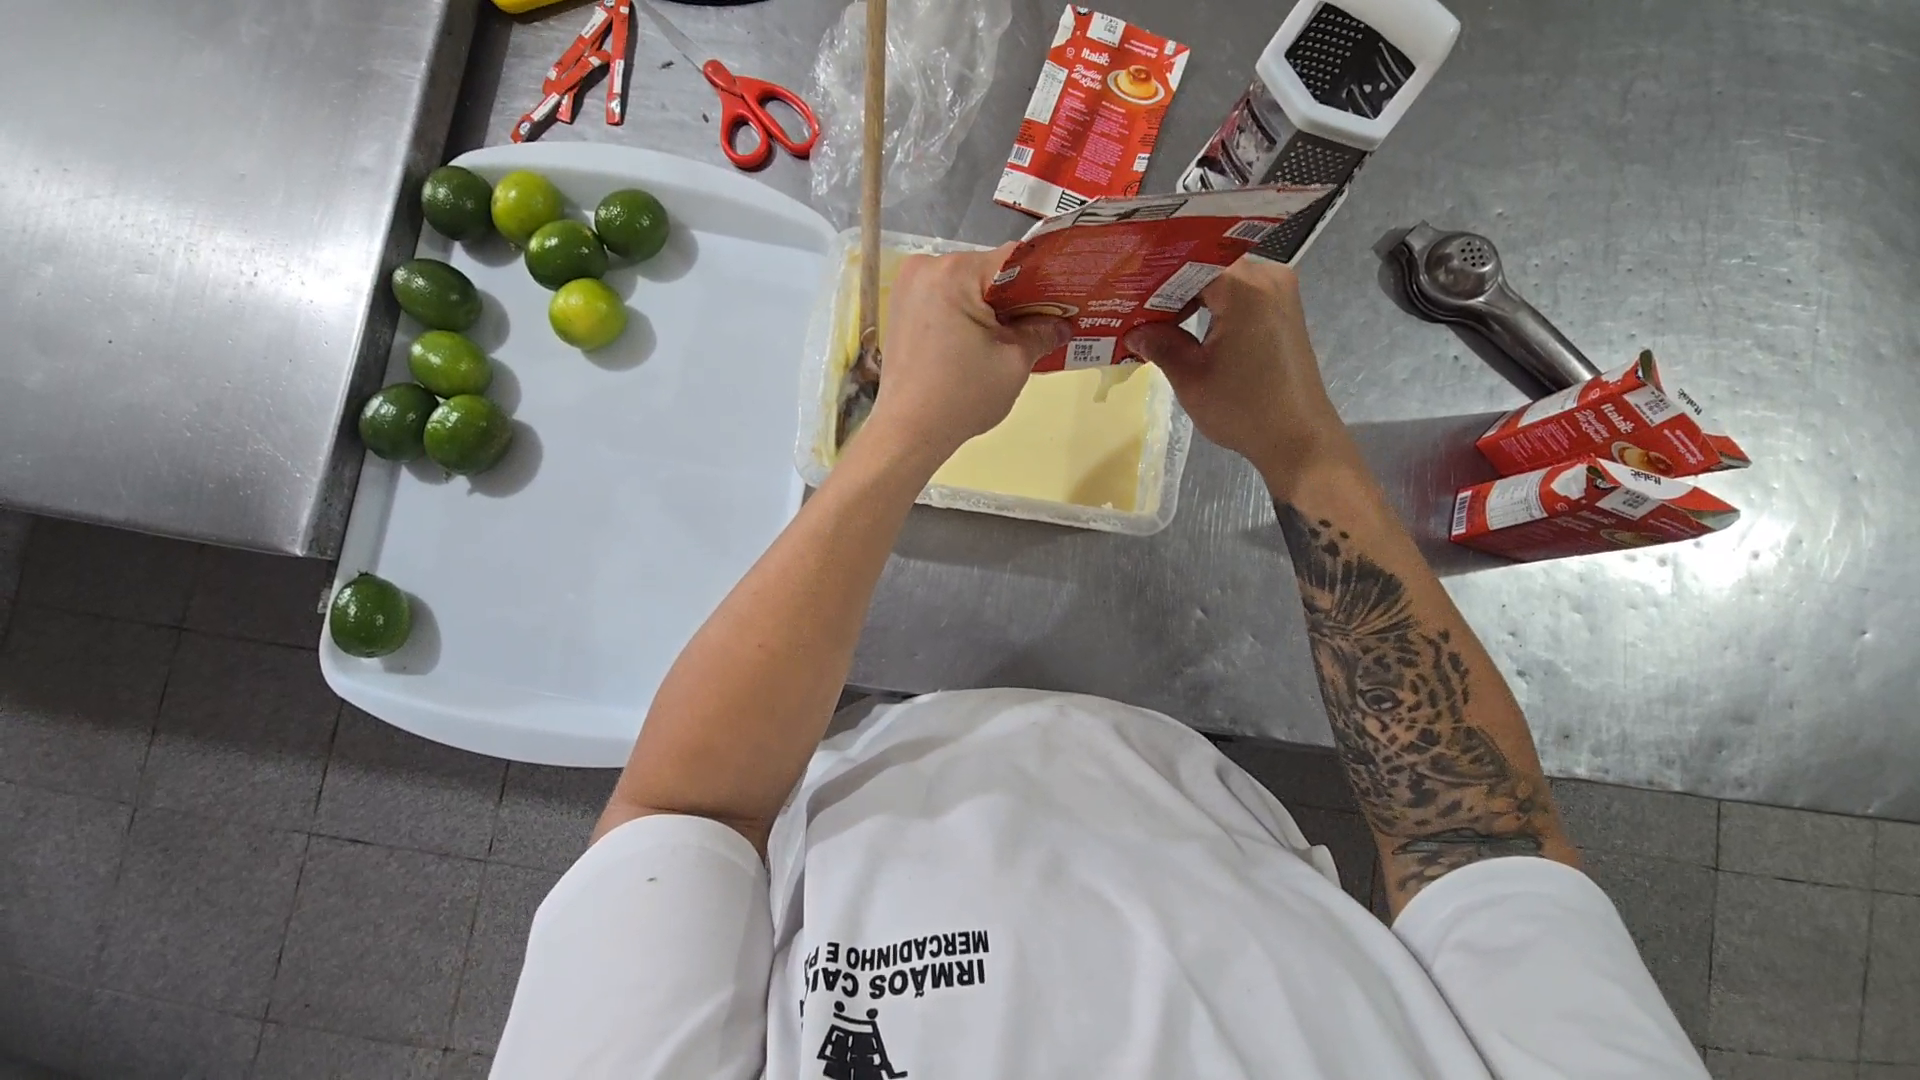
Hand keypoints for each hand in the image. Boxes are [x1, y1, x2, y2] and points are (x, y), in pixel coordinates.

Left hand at [861, 244, 1071, 468]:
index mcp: (954, 272)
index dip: (1045, 279)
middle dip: (1017, 297)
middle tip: (1046, 321)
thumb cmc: (962, 397)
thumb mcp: (1014, 363)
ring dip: (992, 307)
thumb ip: (1041, 333)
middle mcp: (926, 267)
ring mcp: (908, 287)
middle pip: (988, 272)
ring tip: (1017, 334)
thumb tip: (1062, 324)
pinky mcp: (901, 308)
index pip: (1014, 260)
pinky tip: (985, 341)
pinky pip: (947, 300)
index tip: (1066, 298)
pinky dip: (968, 315)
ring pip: (967, 286)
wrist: (908, 432)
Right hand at [1122, 258, 1352, 489]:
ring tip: (1153, 316)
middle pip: (1206, 266)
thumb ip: (1160, 344)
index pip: (1188, 262)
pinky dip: (1212, 306)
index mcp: (1244, 288)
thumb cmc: (1243, 409)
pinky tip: (1186, 325)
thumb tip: (1133, 330)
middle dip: (1169, 285)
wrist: (1298, 438)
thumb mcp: (1190, 378)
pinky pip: (1240, 295)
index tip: (1125, 289)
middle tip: (1132, 302)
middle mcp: (1268, 277)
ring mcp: (1280, 292)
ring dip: (1190, 296)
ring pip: (1223, 280)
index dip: (1153, 275)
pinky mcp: (1283, 311)